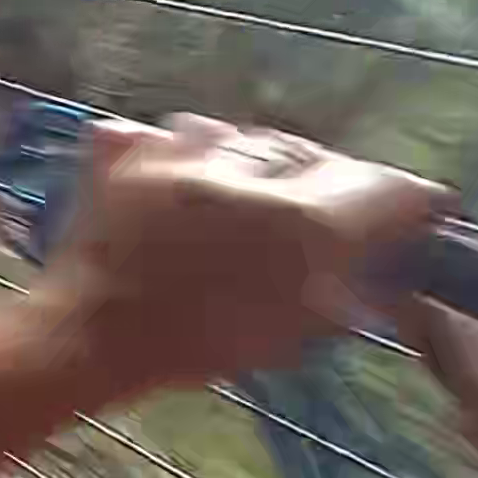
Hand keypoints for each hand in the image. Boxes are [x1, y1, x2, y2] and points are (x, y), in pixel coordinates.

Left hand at [38, 115, 440, 390]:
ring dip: (229, 157)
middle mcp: (237, 177)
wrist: (89, 335)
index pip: (384, 183)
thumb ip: (344, 272)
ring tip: (218, 192)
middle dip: (307, 179)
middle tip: (287, 211)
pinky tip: (163, 178)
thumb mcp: (299, 322)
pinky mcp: (111, 164)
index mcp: (302, 221)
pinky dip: (158, 147)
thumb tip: (372, 243)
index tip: (377, 218)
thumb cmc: (195, 345)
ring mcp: (164, 164)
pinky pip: (144, 132)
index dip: (388, 204)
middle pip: (300, 151)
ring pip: (222, 132)